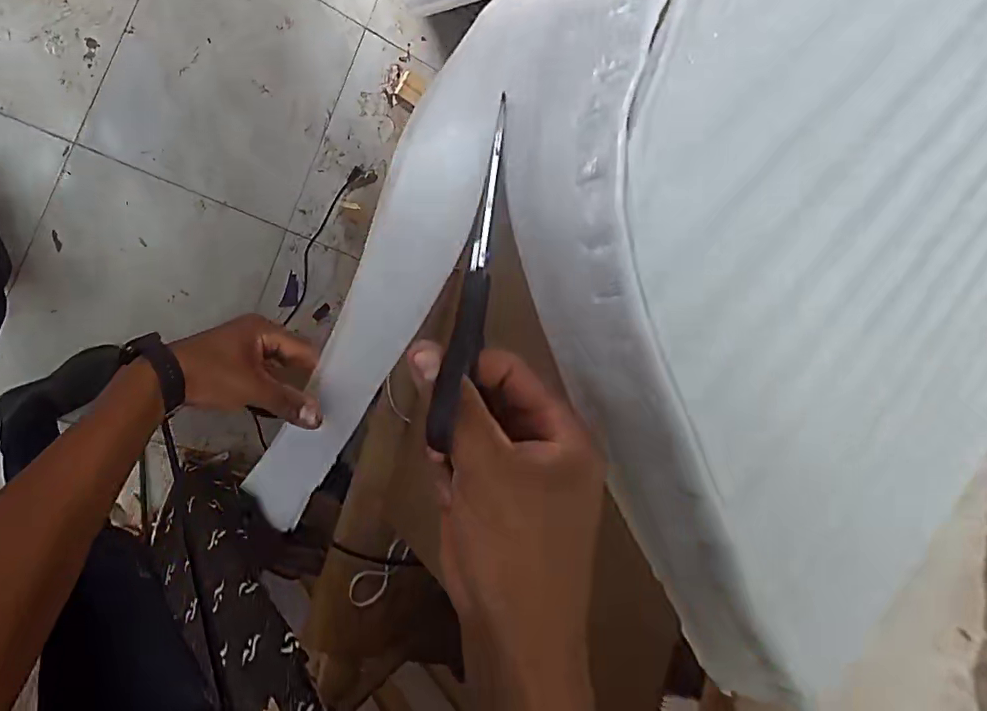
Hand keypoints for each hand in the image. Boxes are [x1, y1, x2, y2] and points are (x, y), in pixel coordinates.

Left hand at [173, 314, 321, 427]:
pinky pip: (260, 374)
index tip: (333, 394)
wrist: (166, 379)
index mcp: (264, 329)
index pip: (303, 348)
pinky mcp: (232, 362)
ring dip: (285, 387)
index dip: (317, 371)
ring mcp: (242, 347)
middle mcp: (256, 333)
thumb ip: (285, 401)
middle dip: (302, 380)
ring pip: (275, 368)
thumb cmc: (212, 375)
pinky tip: (278, 408)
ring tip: (304, 410)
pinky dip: (269, 389)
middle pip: (290, 357)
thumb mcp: (252, 389)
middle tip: (321, 404)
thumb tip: (317, 417)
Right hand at [409, 340, 601, 709]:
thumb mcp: (484, 463)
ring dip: (451, 442)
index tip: (426, 370)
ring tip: (442, 464)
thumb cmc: (510, 544)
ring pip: (474, 430)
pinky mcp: (497, 499)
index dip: (470, 367)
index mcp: (562, 433)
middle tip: (433, 427)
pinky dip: (451, 468)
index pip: (511, 373)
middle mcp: (546, 448)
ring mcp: (521, 476)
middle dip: (457, 412)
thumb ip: (454, 403)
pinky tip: (447, 490)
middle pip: (491, 400)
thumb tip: (423, 349)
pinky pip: (468, 461)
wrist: (512, 638)